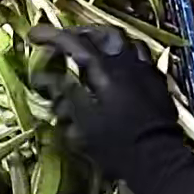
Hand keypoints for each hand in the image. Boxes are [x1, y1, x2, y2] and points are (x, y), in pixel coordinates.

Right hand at [28, 25, 193, 193]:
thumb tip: (48, 78)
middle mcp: (126, 63)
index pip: (75, 43)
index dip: (52, 36)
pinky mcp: (157, 80)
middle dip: (79, 33)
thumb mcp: (84, 124)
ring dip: (103, 38)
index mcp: (105, 72)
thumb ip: (67, 95)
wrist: (159, 160)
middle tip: (63, 41)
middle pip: (102, 34)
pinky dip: (123, 51)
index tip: (34, 35)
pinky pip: (139, 54)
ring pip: (124, 40)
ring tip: (90, 47)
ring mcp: (145, 69)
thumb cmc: (118, 146)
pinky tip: (117, 63)